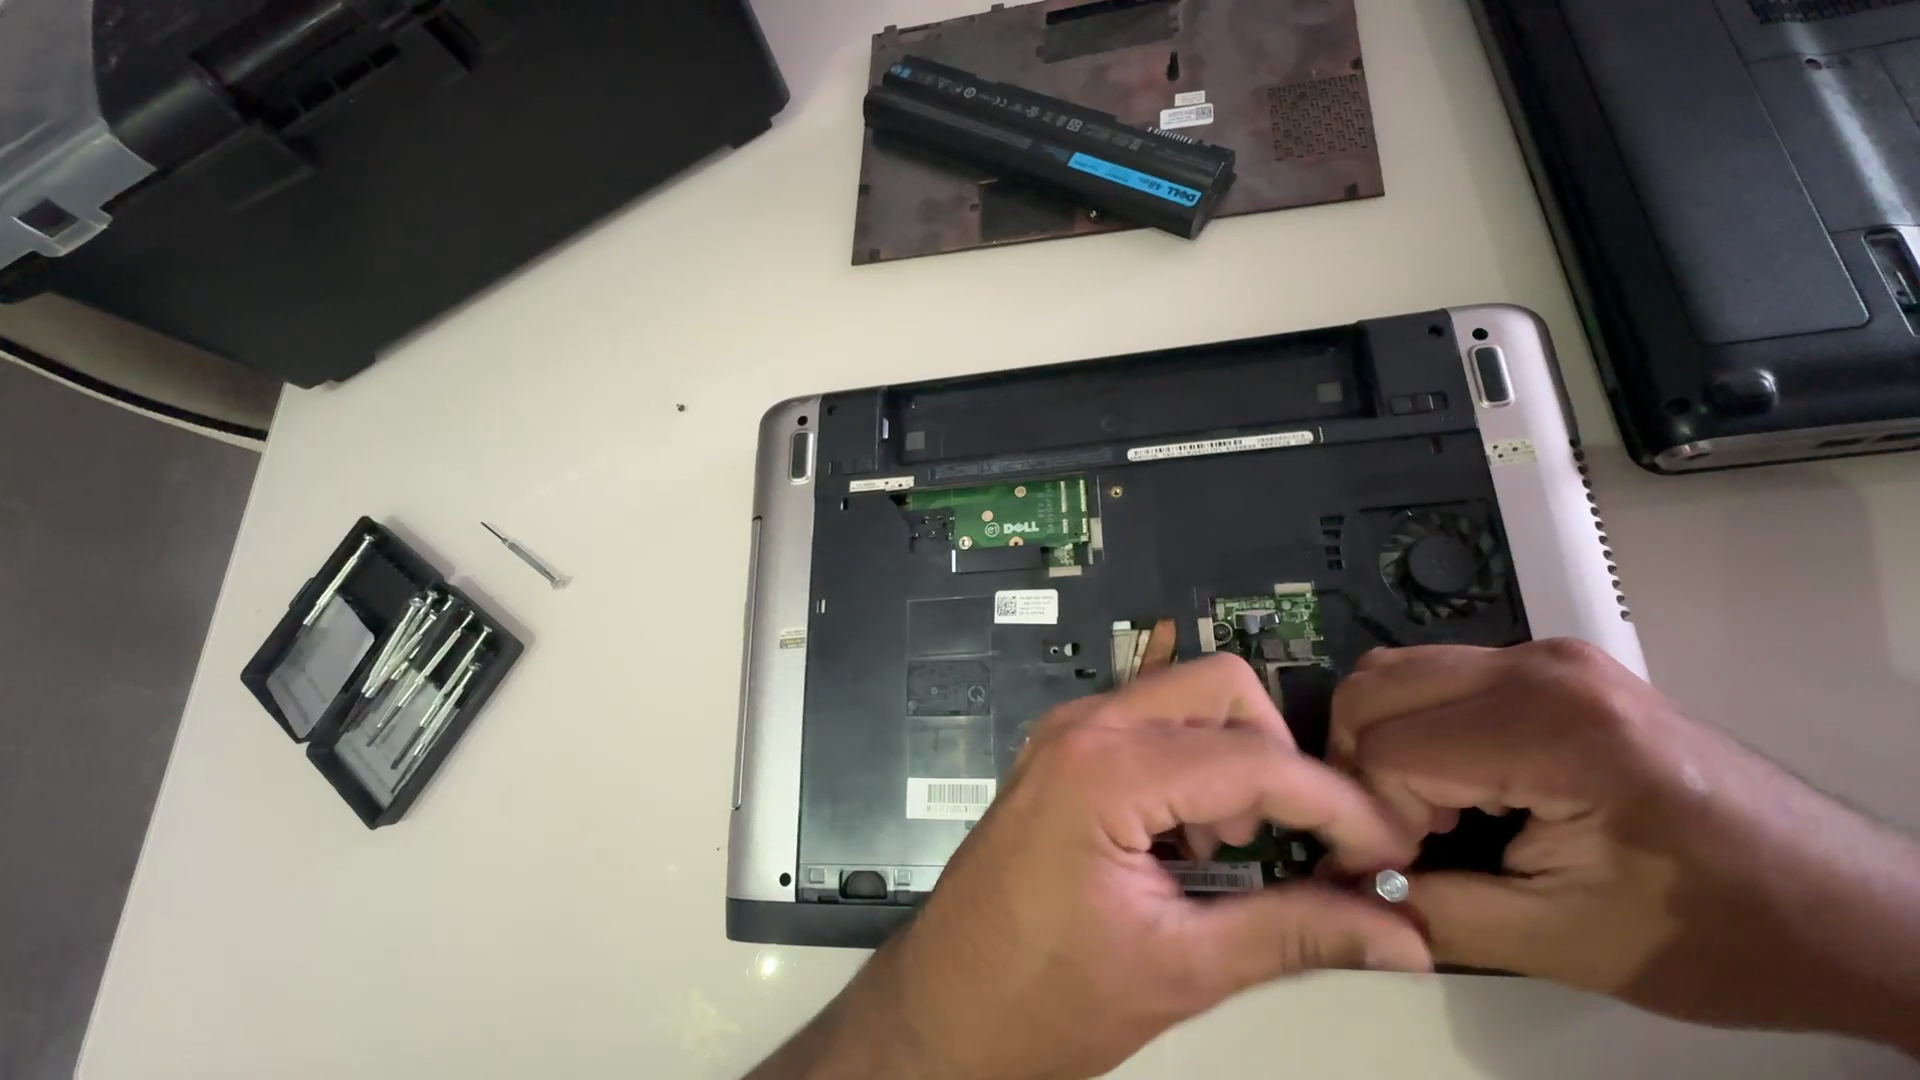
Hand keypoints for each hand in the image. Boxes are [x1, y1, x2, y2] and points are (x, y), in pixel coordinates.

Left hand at [752, 654, 1429, 1079]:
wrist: (943, 1010)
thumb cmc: (1041, 999)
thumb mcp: (1180, 969)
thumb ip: (1295, 933)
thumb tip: (1396, 931)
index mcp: (1105, 771)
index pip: (1255, 761)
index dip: (1338, 806)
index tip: (1388, 851)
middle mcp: (1083, 728)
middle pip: (1220, 687)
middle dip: (1280, 754)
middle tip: (1302, 838)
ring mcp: (1065, 733)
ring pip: (1184, 696)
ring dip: (1234, 755)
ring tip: (1234, 848)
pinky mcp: (1059, 752)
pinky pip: (1147, 722)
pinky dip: (1191, 760)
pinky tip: (1189, 836)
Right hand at [1333, 640, 1919, 1052]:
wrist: (1849, 908)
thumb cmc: (1720, 935)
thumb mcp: (1564, 943)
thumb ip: (1430, 911)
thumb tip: (1335, 890)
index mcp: (1550, 728)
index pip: (1386, 748)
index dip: (1371, 817)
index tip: (1398, 873)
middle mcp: (1538, 666)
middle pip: (1373, 689)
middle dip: (1358, 766)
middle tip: (1396, 836)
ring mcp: (1548, 657)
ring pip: (1396, 673)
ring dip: (1384, 744)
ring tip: (1428, 813)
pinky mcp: (1554, 667)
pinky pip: (1439, 678)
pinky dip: (1418, 729)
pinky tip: (1462, 788)